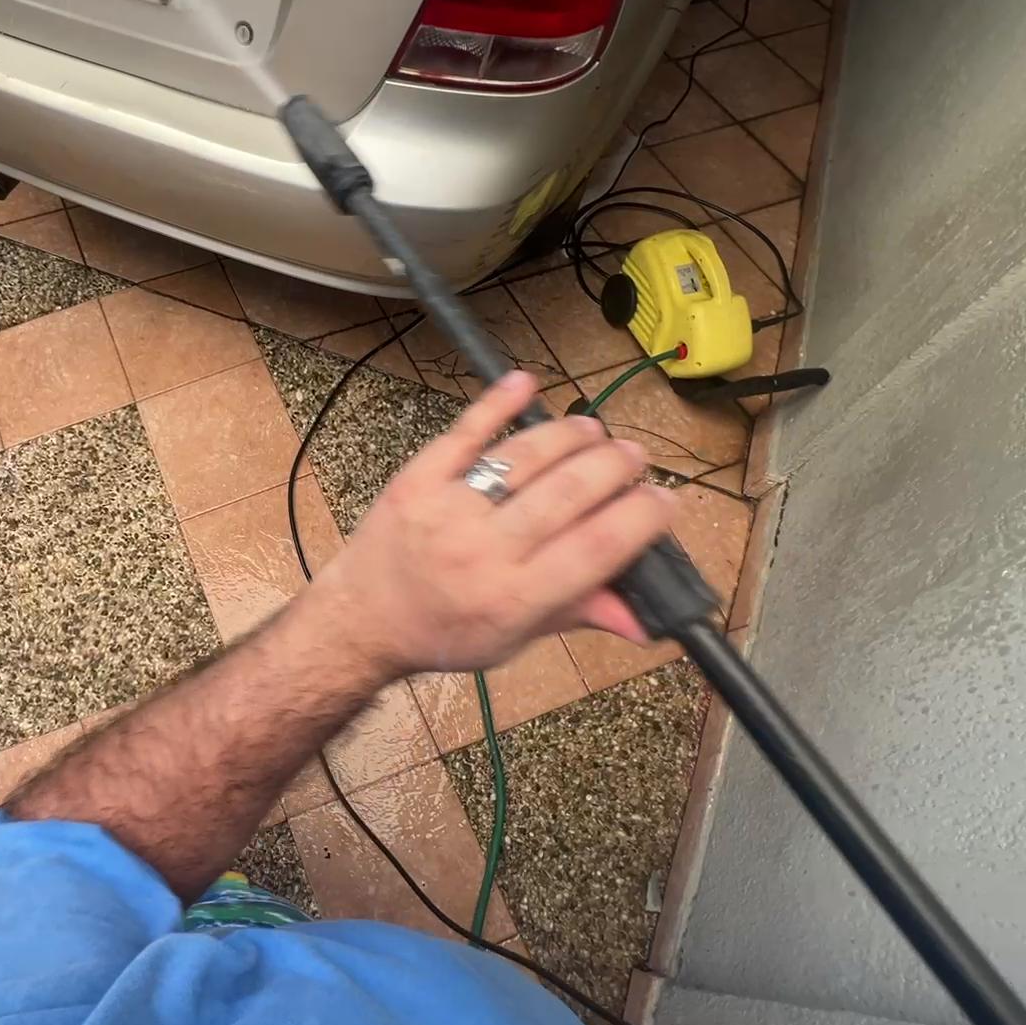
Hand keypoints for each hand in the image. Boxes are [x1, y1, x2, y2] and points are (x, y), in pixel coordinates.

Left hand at [299, 370, 674, 678]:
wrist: (362, 618)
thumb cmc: (441, 632)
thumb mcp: (511, 641)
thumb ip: (575, 613)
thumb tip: (648, 615)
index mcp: (513, 598)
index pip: (599, 546)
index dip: (643, 516)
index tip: (664, 499)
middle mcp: (481, 550)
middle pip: (569, 492)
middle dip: (615, 467)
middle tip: (633, 458)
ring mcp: (445, 510)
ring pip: (523, 457)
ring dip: (569, 436)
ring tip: (593, 431)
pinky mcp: (415, 481)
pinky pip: (462, 434)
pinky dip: (495, 404)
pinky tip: (525, 383)